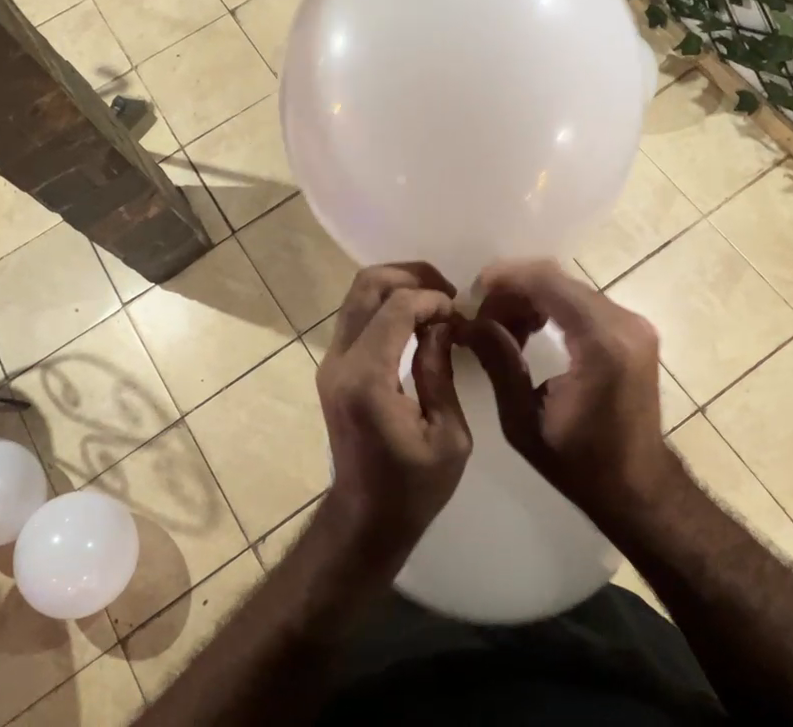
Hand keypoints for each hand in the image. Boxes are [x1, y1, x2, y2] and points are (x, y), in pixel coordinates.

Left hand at [315, 264, 472, 562]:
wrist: (367, 518)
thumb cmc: (414, 487)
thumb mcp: (449, 435)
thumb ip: (441, 372)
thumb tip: (442, 323)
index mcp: (367, 379)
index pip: (396, 307)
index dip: (433, 298)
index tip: (461, 313)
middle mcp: (339, 362)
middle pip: (366, 285)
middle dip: (411, 275)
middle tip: (448, 293)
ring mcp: (330, 363)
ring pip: (357, 295)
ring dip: (398, 287)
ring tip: (437, 304)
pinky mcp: (333, 368)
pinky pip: (357, 317)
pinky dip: (388, 305)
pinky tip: (418, 321)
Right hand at [463, 259, 684, 527]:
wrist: (638, 487)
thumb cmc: (579, 464)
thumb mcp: (523, 421)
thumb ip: (498, 363)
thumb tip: (468, 321)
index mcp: (602, 343)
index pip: (548, 283)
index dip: (506, 279)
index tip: (471, 292)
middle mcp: (624, 323)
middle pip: (558, 280)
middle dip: (514, 290)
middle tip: (480, 317)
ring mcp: (634, 324)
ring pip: (569, 288)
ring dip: (530, 298)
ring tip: (499, 329)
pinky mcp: (634, 331)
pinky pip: (584, 302)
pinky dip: (551, 307)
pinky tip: (528, 332)